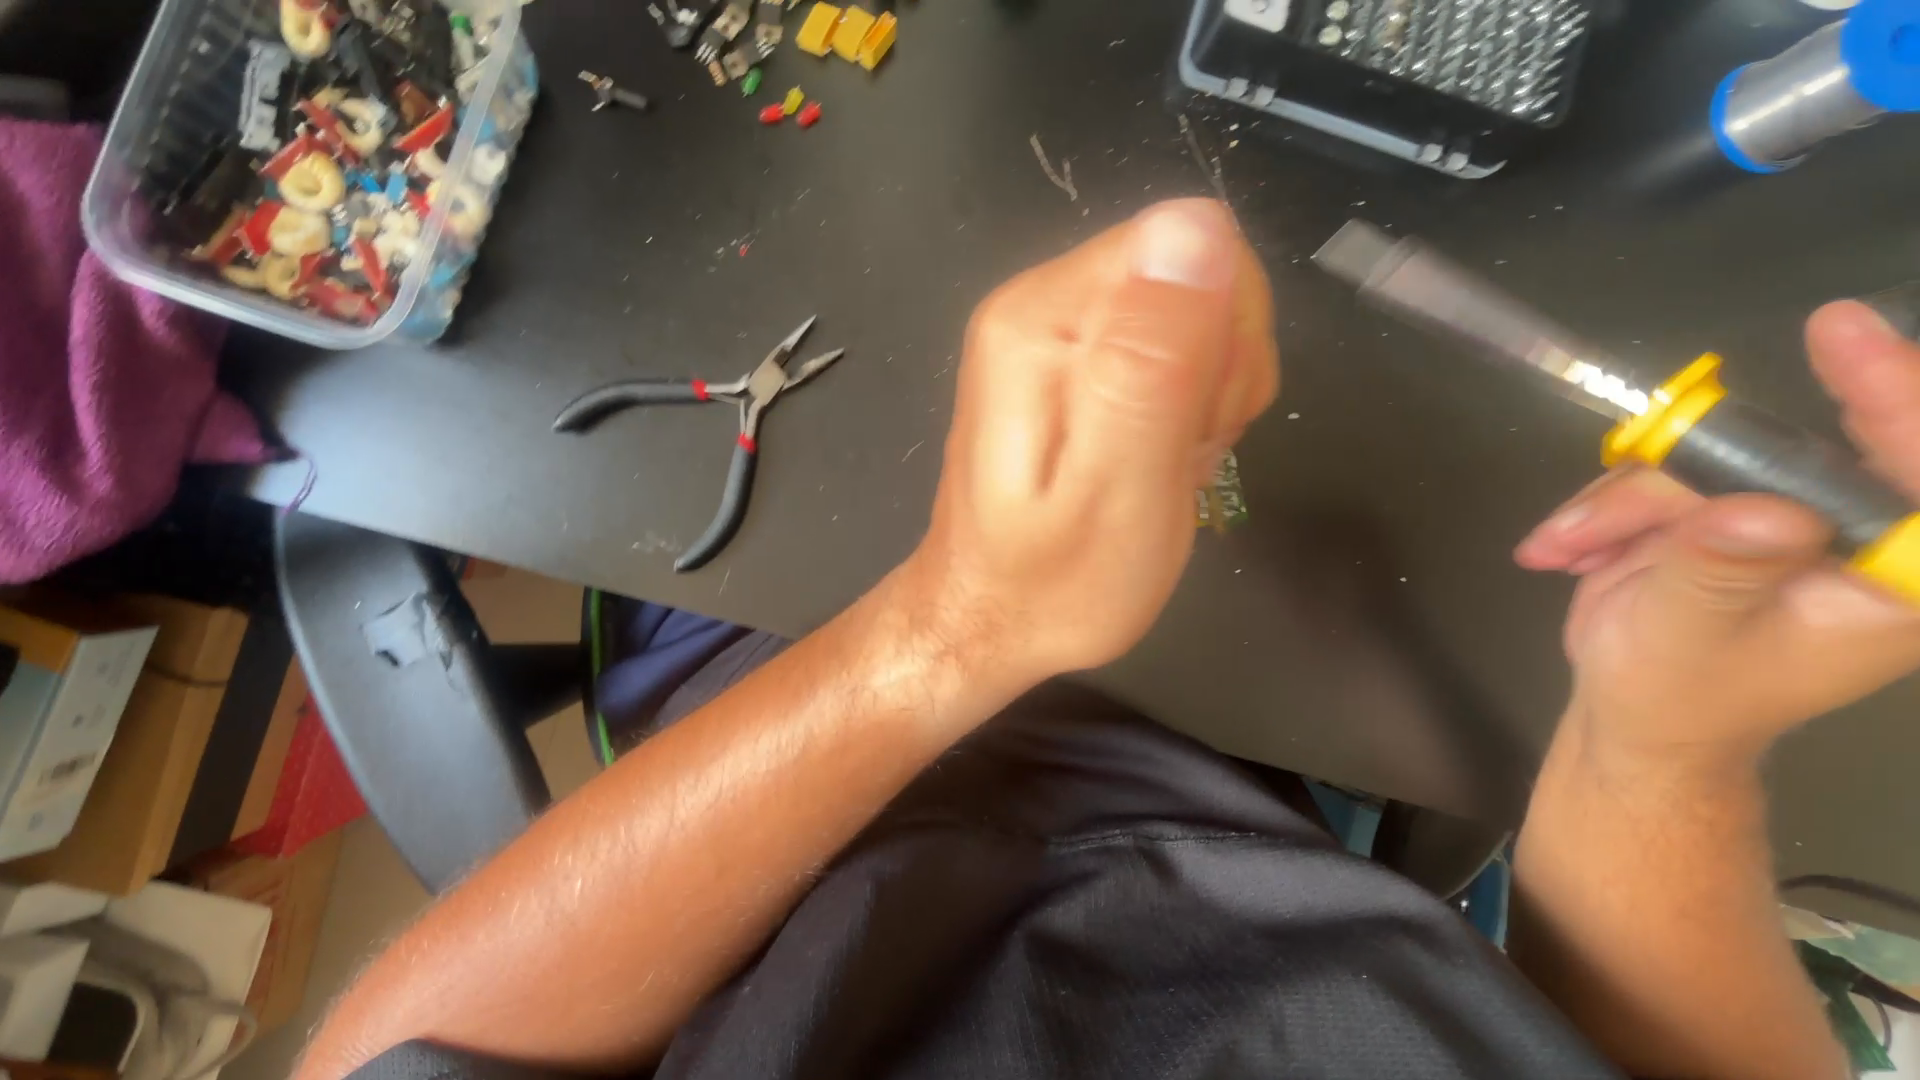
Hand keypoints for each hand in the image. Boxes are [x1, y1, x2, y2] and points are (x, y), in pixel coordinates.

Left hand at [896, 199, 1277, 685]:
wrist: (992, 619)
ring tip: (1163, 465)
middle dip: (1218, 367)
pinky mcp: (1074, 365)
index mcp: (1041, 319)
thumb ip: (1154, 360)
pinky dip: (1188, 408)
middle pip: (1196, 275)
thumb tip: (1196, 228)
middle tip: (1177, 452)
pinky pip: (1172, 353)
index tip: (1196, 418)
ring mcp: (1056, 333)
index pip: (1192, 244)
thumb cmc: (1054, 581)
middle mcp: (1040, 304)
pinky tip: (1158, 460)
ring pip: (1195, 316)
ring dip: (1207, 395)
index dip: (1223, 331)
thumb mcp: (1117, 486)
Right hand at [1514, 301, 1919, 770]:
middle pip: (1776, 457)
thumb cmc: (1674, 695)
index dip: (1893, 395)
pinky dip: (1600, 511)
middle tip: (1603, 509)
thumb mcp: (1687, 638)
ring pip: (1694, 465)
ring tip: (1563, 552)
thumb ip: (1719, 572)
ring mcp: (1777, 520)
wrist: (1634, 716)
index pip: (1919, 468)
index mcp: (1891, 574)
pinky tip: (1567, 549)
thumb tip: (1760, 511)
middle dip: (1672, 481)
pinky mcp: (1720, 513)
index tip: (1838, 331)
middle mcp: (1848, 534)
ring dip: (1614, 507)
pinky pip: (1658, 478)